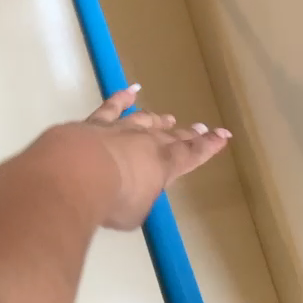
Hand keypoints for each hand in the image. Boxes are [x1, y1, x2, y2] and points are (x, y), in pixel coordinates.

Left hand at [41, 85, 232, 230]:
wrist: (79, 170)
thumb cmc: (113, 201)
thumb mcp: (135, 212)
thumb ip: (140, 198)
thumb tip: (135, 191)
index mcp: (163, 165)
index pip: (191, 154)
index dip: (208, 146)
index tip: (223, 135)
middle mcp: (146, 141)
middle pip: (170, 137)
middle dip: (186, 134)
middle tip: (200, 129)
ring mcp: (121, 128)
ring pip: (145, 120)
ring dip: (157, 119)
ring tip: (167, 117)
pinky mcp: (97, 122)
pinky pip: (113, 106)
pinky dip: (123, 96)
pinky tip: (131, 89)